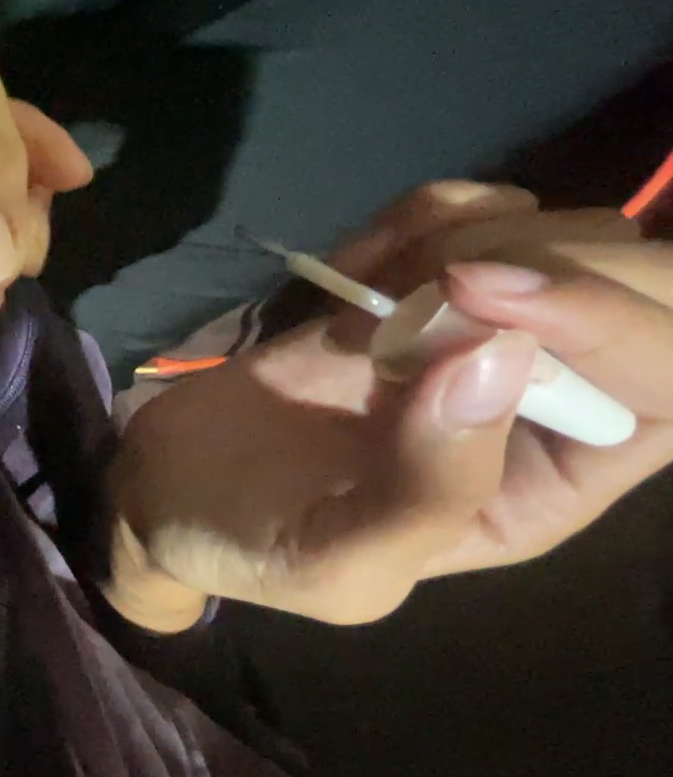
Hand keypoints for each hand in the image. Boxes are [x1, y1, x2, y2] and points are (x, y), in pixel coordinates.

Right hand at [106, 182, 672, 630]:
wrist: (155, 494)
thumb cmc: (244, 549)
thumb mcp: (335, 561)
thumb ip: (424, 489)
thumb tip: (496, 355)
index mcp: (535, 485)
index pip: (666, 394)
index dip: (615, 328)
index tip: (476, 295)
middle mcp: (528, 406)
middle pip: (646, 293)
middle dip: (559, 266)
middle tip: (438, 278)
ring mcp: (463, 339)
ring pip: (563, 240)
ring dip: (482, 236)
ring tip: (374, 290)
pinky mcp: (396, 298)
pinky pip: (465, 218)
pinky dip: (425, 215)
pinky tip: (357, 264)